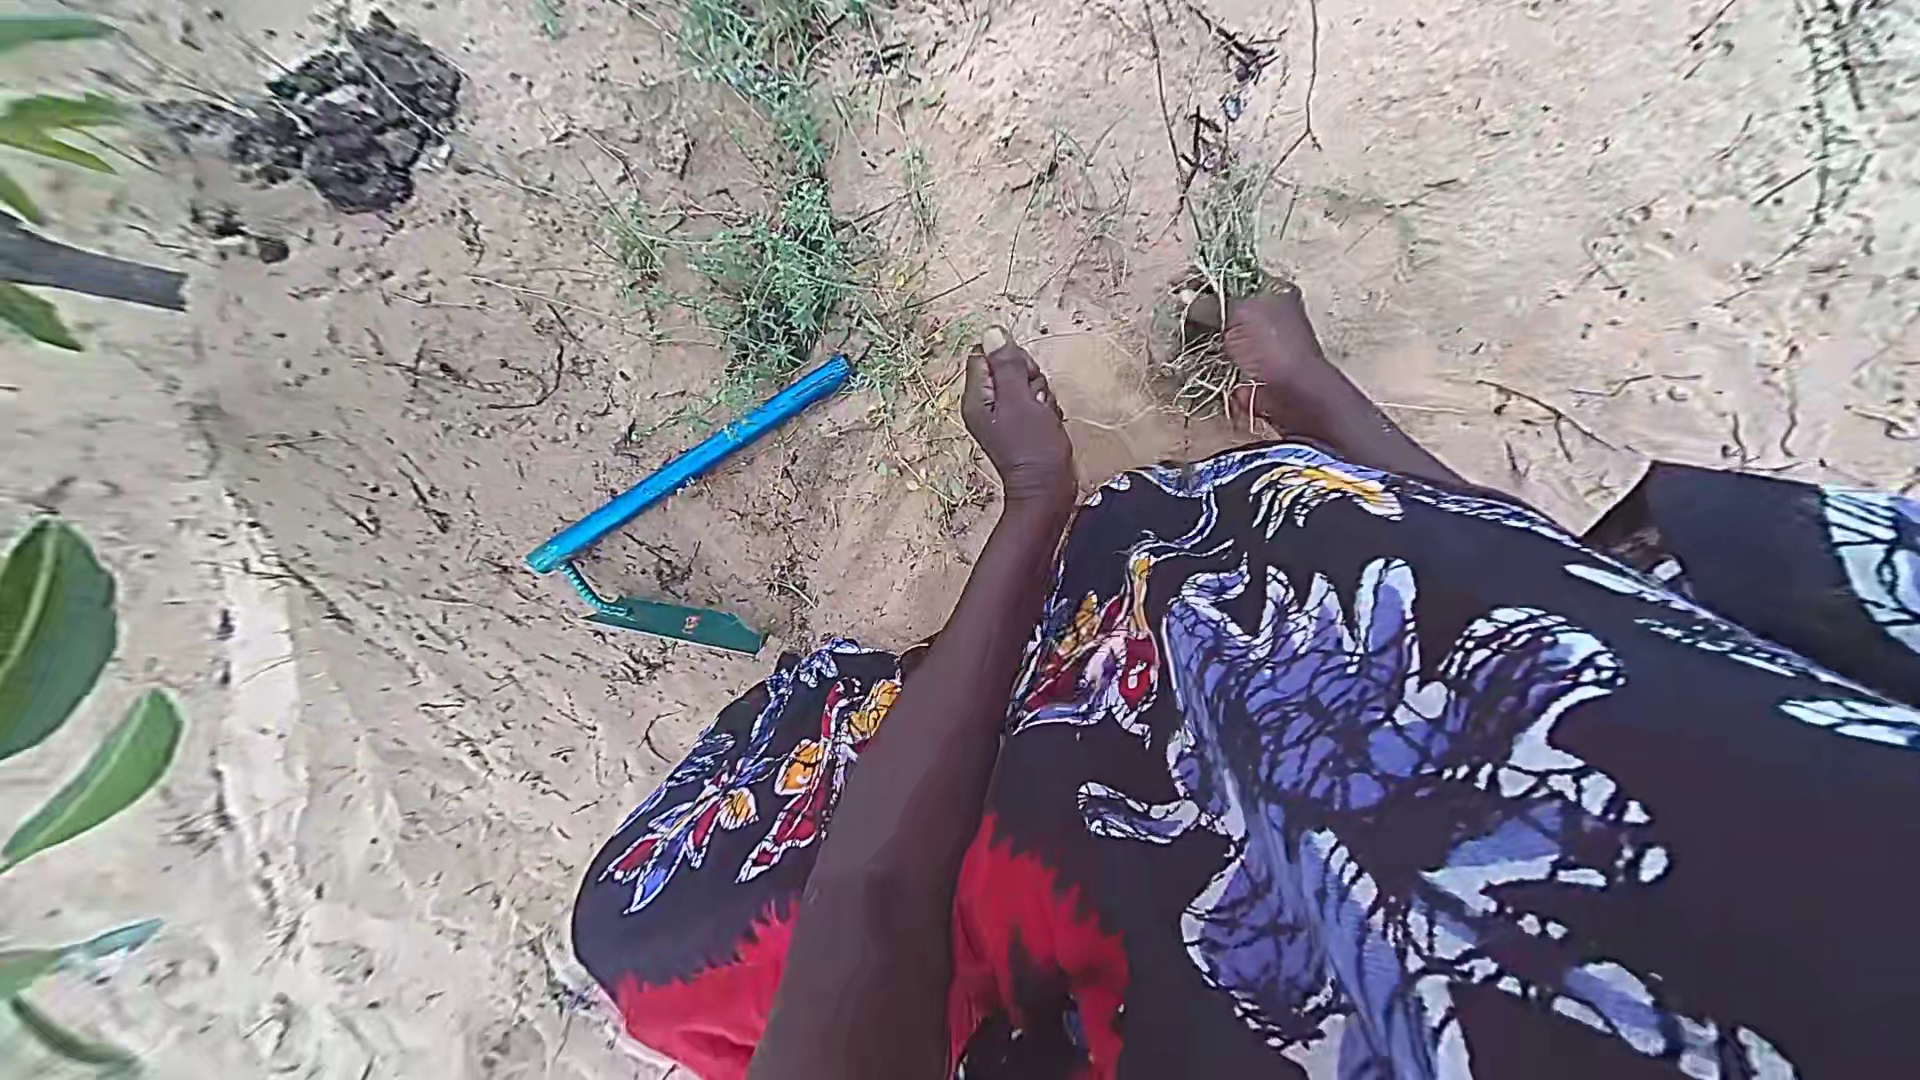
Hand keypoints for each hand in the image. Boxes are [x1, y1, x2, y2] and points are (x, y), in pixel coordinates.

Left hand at [962, 329, 1073, 509]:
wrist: (1047, 489)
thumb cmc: (1033, 449)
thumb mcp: (1020, 401)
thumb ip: (1006, 366)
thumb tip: (992, 332)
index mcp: (976, 400)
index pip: (985, 356)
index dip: (1008, 360)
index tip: (1022, 379)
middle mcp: (986, 407)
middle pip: (1008, 368)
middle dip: (1029, 379)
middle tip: (1033, 402)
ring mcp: (1004, 417)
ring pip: (1026, 384)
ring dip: (1040, 395)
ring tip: (1041, 417)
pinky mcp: (1022, 425)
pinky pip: (1035, 402)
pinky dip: (1045, 409)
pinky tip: (1047, 424)